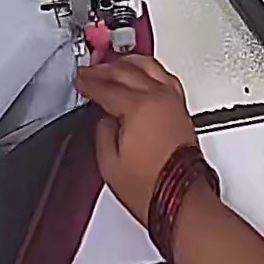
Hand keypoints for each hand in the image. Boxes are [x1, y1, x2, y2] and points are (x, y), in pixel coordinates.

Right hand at [74, 55, 200, 222]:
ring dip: (128, 61)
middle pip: (126, 71)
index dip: (89, 83)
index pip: (107, 87)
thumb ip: (103, 131)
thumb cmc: (152, 187)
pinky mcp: (181, 106)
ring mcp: (172, 100)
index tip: (81, 81)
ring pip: (148, 65)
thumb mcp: (110, 163)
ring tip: (114, 62)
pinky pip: (164, 75)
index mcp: (138, 107)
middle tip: (90, 69)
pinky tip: (144, 70)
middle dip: (104, 68)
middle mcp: (158, 97)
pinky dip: (150, 68)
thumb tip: (104, 118)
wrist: (182, 201)